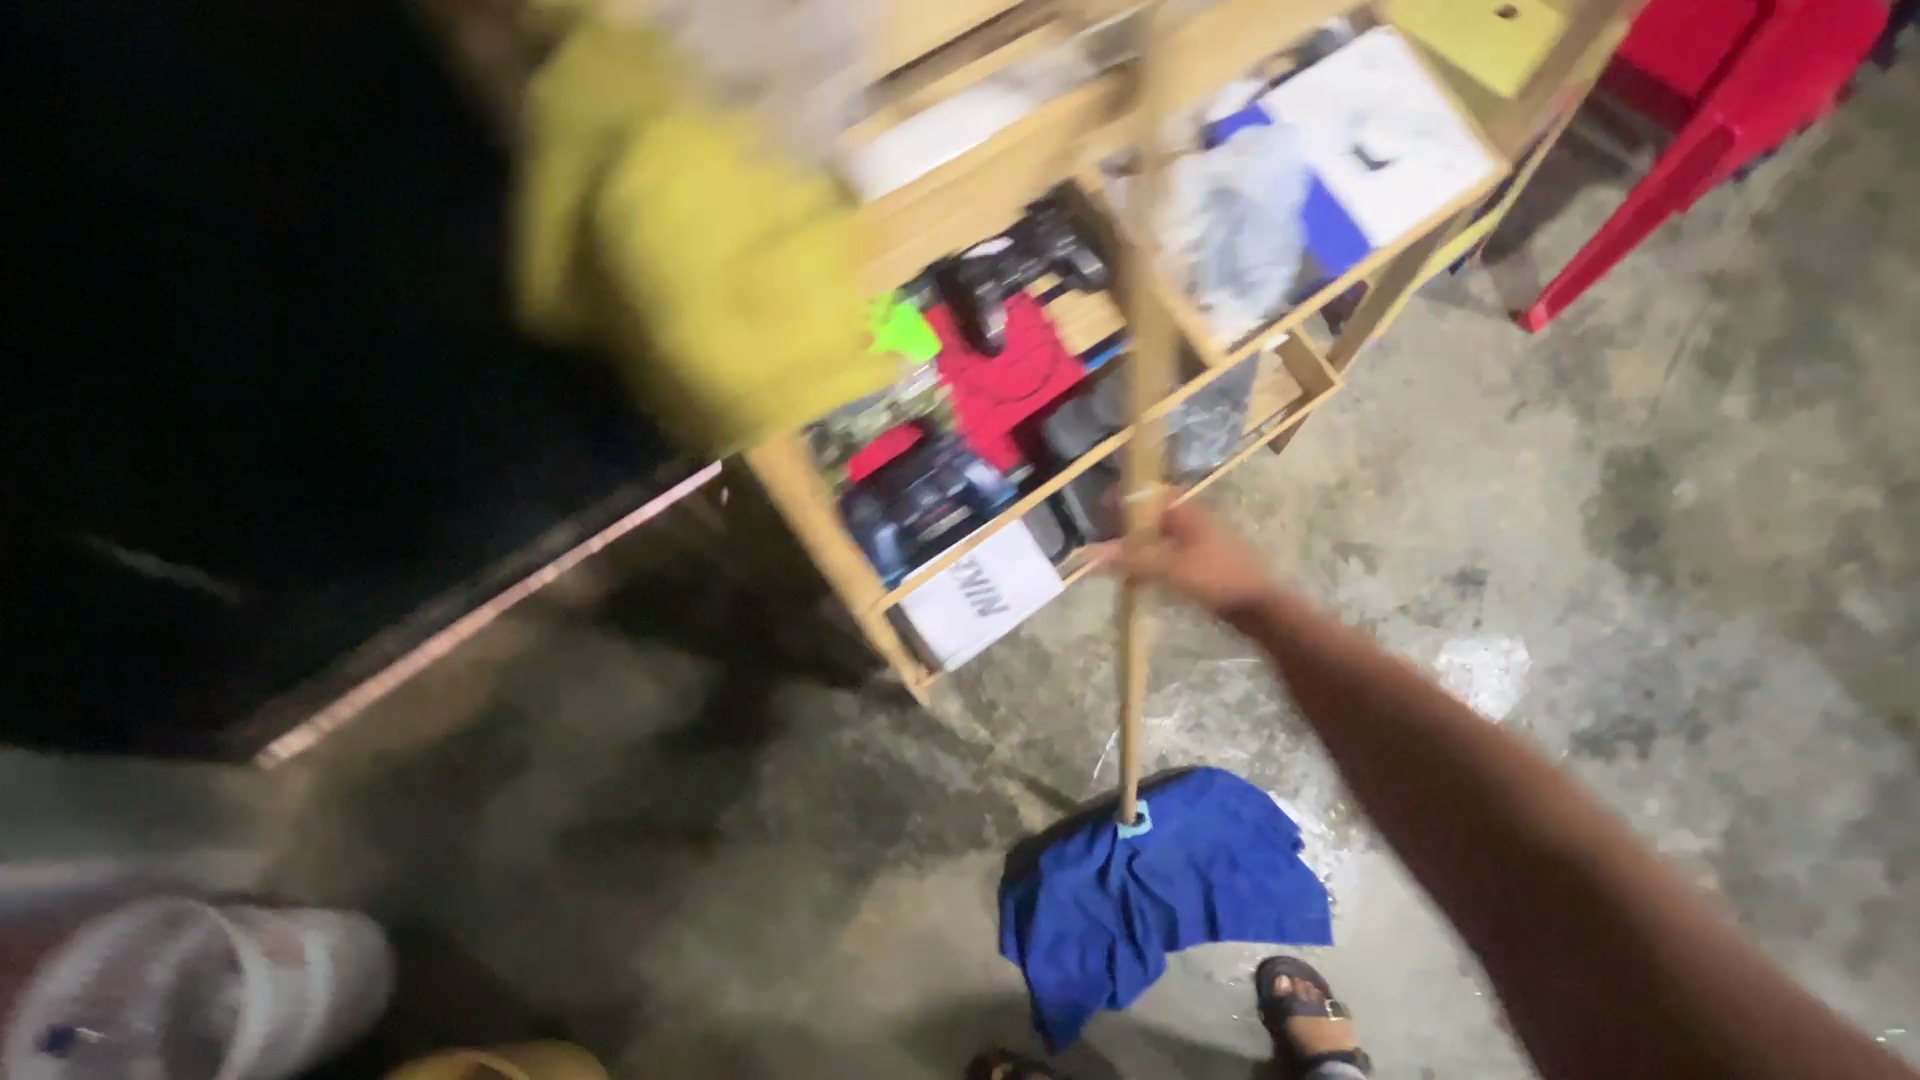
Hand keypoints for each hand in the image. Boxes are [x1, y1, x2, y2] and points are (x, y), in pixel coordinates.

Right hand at [1090, 500, 1279, 619]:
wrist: (1260, 606)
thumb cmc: (1215, 579)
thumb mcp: (1167, 568)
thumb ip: (1127, 558)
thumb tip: (1086, 553)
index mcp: (1187, 511)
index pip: (1150, 492)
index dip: (1125, 497)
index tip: (1101, 510)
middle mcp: (1196, 520)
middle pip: (1155, 514)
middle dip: (1129, 525)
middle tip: (1105, 540)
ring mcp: (1204, 541)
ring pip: (1164, 536)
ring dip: (1142, 546)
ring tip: (1119, 562)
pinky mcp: (1208, 562)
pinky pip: (1174, 554)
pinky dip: (1156, 561)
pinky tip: (1145, 580)